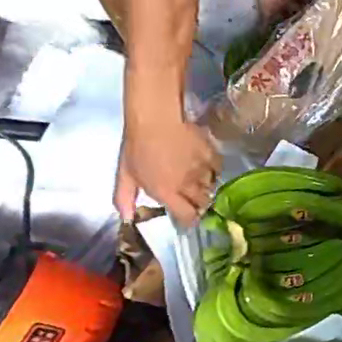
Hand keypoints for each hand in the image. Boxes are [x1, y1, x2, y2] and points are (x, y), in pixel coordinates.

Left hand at [113, 108, 219, 223]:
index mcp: (166, 192)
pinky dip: (211, 172)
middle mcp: (188, 186)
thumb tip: (127, 219)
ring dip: (204, 187)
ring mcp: (203, 172)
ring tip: (196, 181)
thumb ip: (124, 198)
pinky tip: (202, 166)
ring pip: (211, 187)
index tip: (187, 219)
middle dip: (198, 204)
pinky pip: (217, 171)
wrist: (157, 120)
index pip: (187, 216)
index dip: (189, 220)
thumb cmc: (137, 147)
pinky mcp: (214, 158)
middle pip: (203, 203)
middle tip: (191, 199)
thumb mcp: (125, 174)